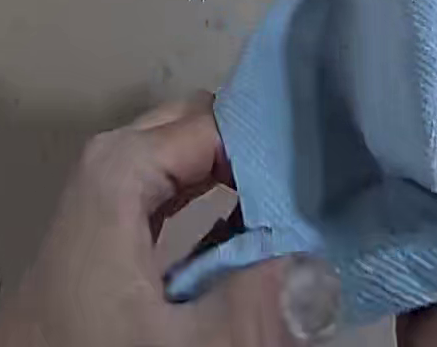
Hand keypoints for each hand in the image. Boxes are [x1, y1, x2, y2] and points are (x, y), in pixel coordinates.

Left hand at [0, 94, 340, 346]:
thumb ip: (251, 311)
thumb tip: (326, 269)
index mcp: (123, 164)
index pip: (219, 124)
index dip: (272, 145)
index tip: (324, 171)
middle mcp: (116, 158)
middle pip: (204, 128)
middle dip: (257, 152)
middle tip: (315, 184)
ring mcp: (110, 187)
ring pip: (191, 156)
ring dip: (241, 177)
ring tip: (297, 201)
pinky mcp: (112, 221)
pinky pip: (175, 188)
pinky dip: (216, 202)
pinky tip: (253, 232)